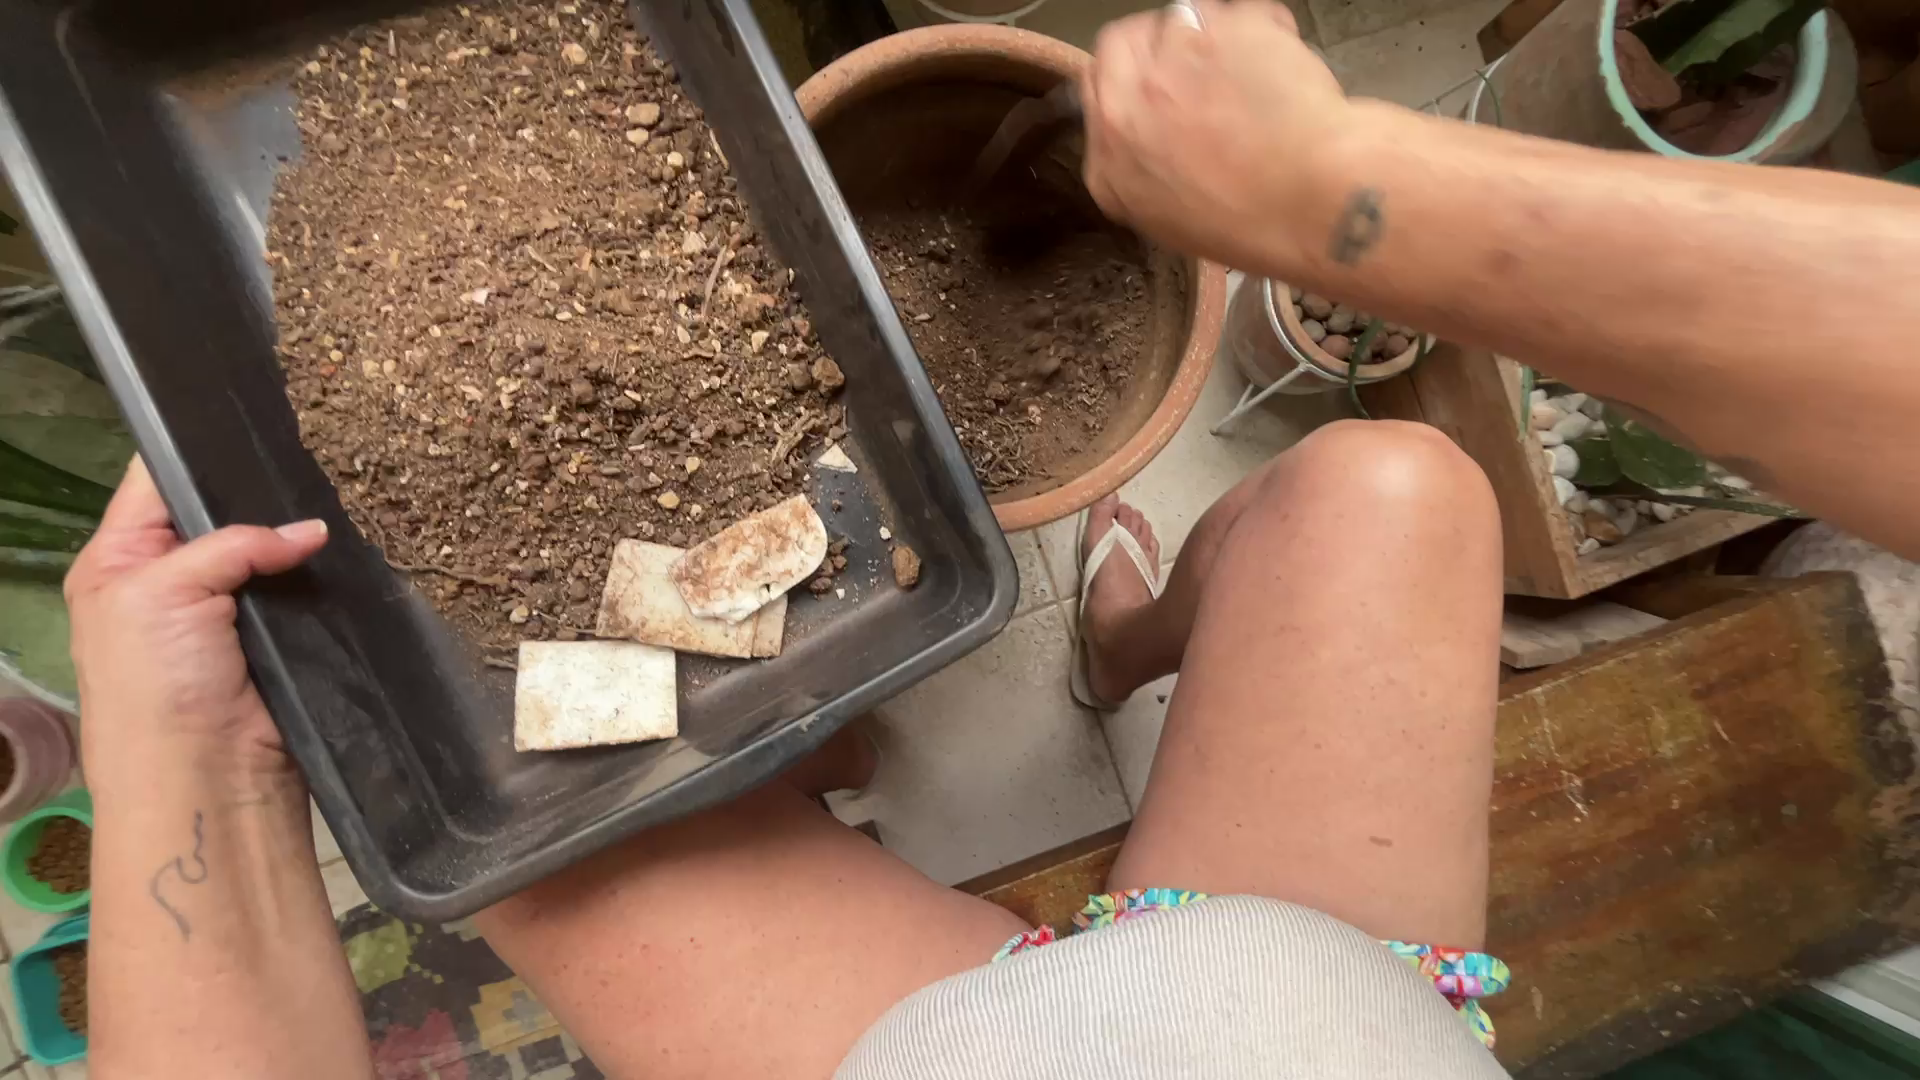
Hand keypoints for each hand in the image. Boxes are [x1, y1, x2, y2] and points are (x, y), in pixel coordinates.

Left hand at [65, 458, 328, 784]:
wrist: (209, 762)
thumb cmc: (156, 679)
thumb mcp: (160, 595)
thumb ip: (233, 547)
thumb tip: (316, 530)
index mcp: (123, 559)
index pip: (156, 486)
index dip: (195, 453)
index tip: (250, 424)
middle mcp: (178, 576)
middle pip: (228, 515)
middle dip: (267, 496)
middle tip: (320, 465)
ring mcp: (235, 605)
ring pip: (275, 551)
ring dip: (304, 537)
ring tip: (348, 503)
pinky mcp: (285, 630)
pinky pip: (308, 588)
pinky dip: (327, 573)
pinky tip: (353, 552)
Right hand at [1080, 0, 1350, 269]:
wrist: (1301, 200)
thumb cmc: (1242, 224)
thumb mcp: (1163, 218)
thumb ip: (1138, 166)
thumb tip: (1150, 136)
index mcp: (1108, 162)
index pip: (1096, 92)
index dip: (1128, 85)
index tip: (1155, 92)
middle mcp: (1126, 105)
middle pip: (1120, 44)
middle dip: (1154, 50)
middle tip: (1194, 70)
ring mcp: (1173, 60)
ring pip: (1177, 19)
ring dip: (1206, 38)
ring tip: (1241, 76)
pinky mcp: (1224, 26)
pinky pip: (1236, 12)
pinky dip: (1255, 33)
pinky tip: (1273, 70)